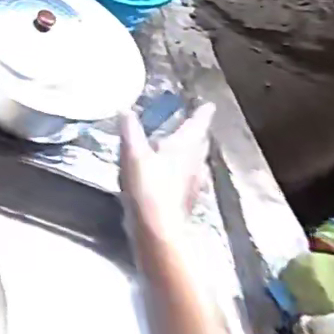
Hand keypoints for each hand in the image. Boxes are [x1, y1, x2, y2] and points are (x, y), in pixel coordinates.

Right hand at [118, 104, 211, 246]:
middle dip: (197, 130)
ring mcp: (193, 181)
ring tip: (182, 143)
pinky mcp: (187, 196)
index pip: (198, 125)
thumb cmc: (148, 187)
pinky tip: (175, 171)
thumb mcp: (133, 154)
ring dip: (192, 149)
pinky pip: (190, 174)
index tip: (208, 104)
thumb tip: (126, 108)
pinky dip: (184, 166)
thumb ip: (130, 129)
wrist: (158, 228)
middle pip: (200, 142)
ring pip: (197, 159)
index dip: (202, 113)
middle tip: (193, 121)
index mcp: (184, 147)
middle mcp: (194, 162)